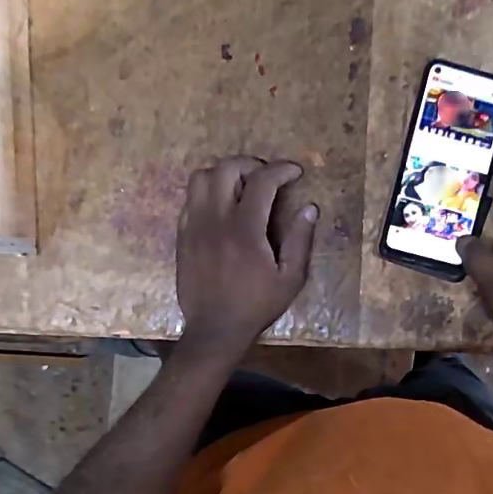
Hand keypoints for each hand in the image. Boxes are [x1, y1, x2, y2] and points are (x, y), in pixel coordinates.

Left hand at [177, 157, 318, 351]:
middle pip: (226, 169)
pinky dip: (209, 192)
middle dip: (251, 164)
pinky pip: (191, 198)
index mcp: (245, 230)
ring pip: (201, 177)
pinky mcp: (183, 234)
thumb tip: (309, 208)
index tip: (295, 172)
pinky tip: (225, 207)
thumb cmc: (258, 305)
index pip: (261, 181)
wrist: (215, 329)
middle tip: (268, 176)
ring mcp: (194, 225)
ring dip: (225, 174)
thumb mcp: (290, 278)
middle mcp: (215, 220)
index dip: (281, 170)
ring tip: (244, 187)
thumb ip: (299, 240)